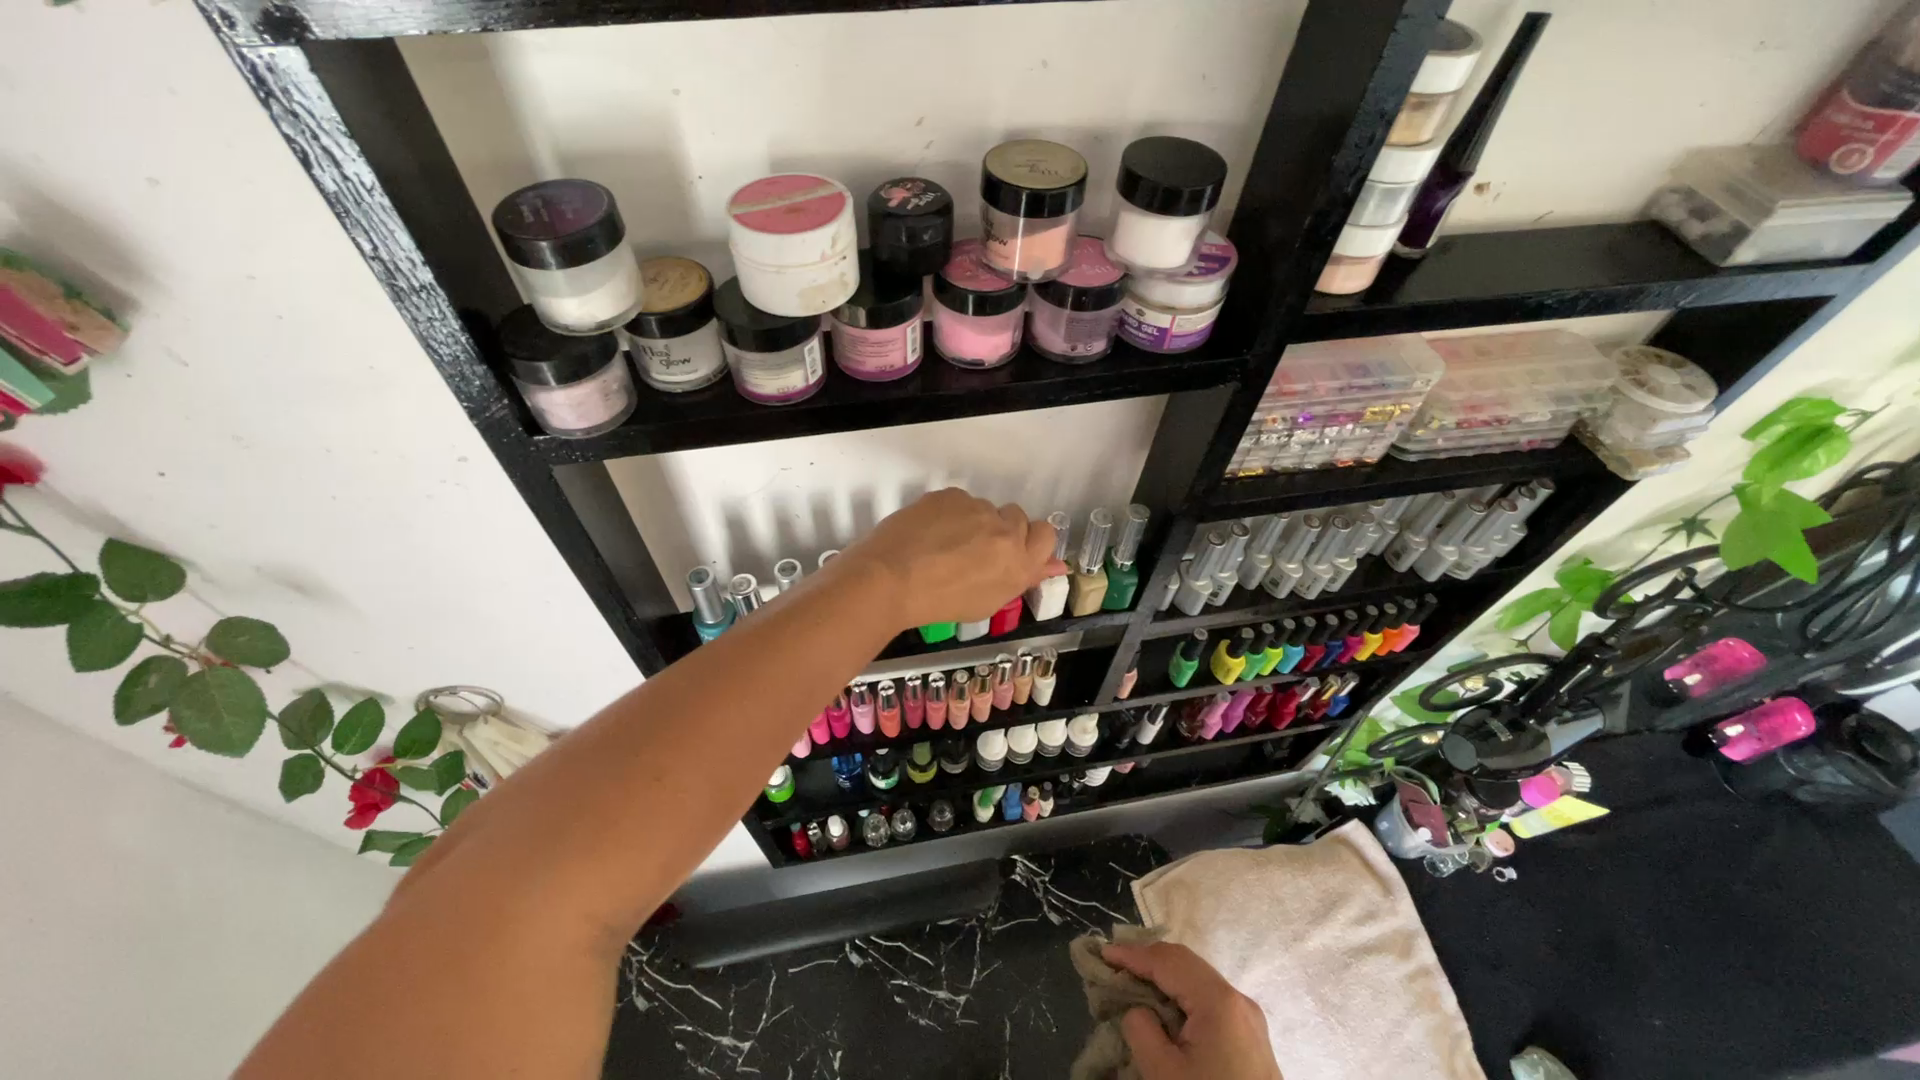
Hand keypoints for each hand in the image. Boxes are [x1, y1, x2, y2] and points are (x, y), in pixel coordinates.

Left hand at [838, 488, 1065, 629]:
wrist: (890, 580)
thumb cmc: (939, 602)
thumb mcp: (989, 600)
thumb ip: (1025, 577)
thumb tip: (1057, 566)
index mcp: (1019, 563)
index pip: (1047, 535)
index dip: (1030, 541)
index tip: (1010, 552)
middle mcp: (1004, 531)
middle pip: (1017, 518)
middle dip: (1000, 531)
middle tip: (974, 552)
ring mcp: (976, 509)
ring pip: (984, 509)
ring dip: (973, 522)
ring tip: (944, 546)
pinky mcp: (949, 496)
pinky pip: (958, 501)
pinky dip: (949, 513)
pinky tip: (929, 534)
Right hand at [1103, 942, 1282, 1079]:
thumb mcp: (1164, 1073)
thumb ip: (1141, 1029)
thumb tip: (1139, 1009)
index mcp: (1218, 1001)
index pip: (1167, 961)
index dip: (1133, 954)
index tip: (1103, 955)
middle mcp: (1238, 999)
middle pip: (1185, 963)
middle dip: (1148, 960)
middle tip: (1114, 967)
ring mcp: (1247, 1016)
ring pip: (1198, 980)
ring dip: (1164, 978)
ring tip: (1133, 984)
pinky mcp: (1249, 1035)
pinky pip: (1209, 1000)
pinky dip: (1181, 996)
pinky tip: (1163, 1009)